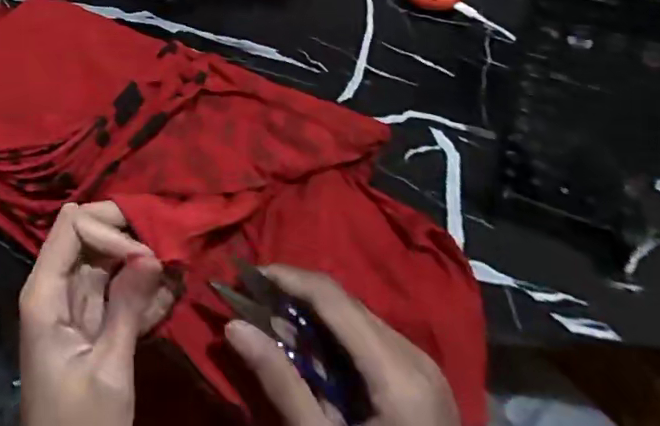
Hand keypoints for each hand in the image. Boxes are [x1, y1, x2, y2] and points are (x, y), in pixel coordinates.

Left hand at [19, 202, 175, 425]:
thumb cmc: (80, 425)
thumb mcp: (108, 370)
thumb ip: (128, 307)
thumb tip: (152, 252)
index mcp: (45, 293)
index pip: (73, 225)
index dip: (110, 229)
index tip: (146, 254)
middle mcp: (56, 288)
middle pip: (89, 233)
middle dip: (129, 235)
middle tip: (168, 245)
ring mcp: (74, 303)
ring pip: (107, 258)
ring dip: (142, 259)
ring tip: (178, 266)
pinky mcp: (92, 321)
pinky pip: (117, 287)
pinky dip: (142, 286)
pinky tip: (171, 290)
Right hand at [224, 265, 458, 425]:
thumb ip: (281, 383)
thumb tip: (234, 326)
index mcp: (397, 371)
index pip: (333, 297)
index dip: (287, 278)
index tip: (245, 276)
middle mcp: (416, 355)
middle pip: (345, 304)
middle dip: (296, 298)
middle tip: (251, 304)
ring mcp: (425, 367)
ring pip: (357, 319)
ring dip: (314, 320)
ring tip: (274, 329)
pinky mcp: (424, 381)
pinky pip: (372, 341)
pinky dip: (337, 341)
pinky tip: (312, 358)